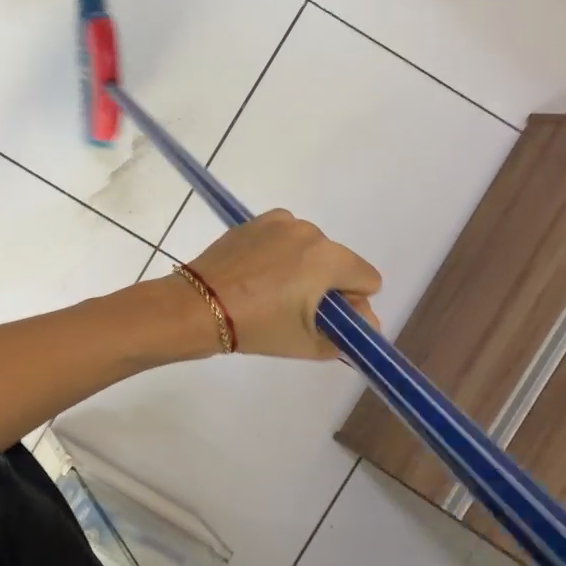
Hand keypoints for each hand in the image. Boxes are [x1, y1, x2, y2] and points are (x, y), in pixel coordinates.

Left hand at [184, 210, 381, 359]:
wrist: (197, 305)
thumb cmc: (257, 324)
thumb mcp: (312, 342)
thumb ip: (350, 335)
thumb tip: (360, 321)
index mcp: (328, 257)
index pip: (367, 279)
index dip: (354, 303)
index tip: (327, 318)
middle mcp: (306, 231)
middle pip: (337, 261)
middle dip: (327, 285)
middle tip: (296, 308)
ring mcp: (274, 223)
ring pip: (309, 248)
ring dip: (303, 267)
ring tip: (273, 292)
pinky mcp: (249, 223)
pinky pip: (281, 238)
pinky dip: (278, 253)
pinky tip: (258, 275)